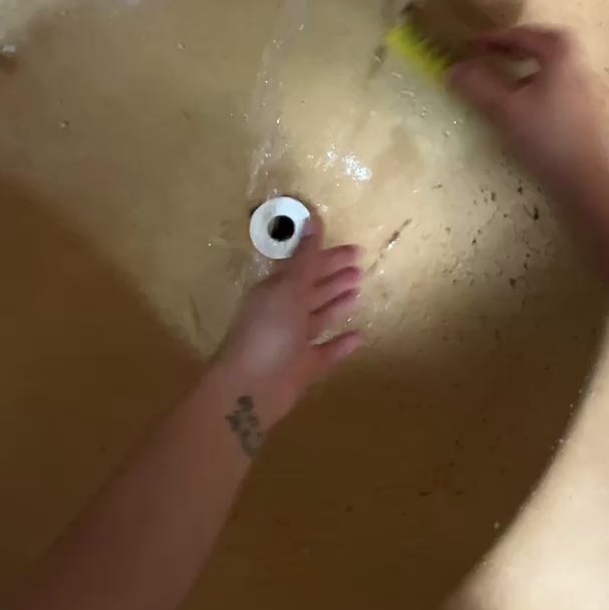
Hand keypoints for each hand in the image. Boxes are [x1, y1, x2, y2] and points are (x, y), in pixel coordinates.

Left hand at [209, 218, 362, 435]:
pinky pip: (326, 351)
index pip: (305, 267)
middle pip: (313, 290)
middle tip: (360, 268)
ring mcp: (293, 342)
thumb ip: (304, 257)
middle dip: (335, 277)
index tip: (355, 250)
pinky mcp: (303, 368)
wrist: (249, 391)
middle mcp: (283, 313)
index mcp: (276, 291)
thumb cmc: (267, 332)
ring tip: (358, 292)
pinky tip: (359, 336)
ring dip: (338, 304)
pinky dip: (341, 343)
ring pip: (319, 317)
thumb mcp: (288, 289)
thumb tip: (312, 218)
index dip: (328, 257)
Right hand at [447, 26, 608, 199]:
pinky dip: (536, 85)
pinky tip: (522, 105)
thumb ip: (476, 86)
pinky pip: (557, 85)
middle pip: (543, 45)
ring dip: (525, 66)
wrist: (585, 181)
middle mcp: (579, 65)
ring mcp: (586, 88)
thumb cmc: (545, 137)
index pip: (524, 35)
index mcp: (561, 54)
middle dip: (514, 46)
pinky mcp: (586, 111)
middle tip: (490, 53)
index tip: (469, 44)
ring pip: (552, 67)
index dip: (493, 38)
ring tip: (502, 78)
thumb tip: (451, 69)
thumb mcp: (505, 109)